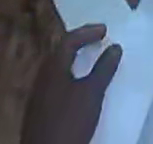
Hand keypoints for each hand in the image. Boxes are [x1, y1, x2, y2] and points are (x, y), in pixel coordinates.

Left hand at [21, 25, 121, 143]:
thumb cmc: (69, 122)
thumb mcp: (92, 93)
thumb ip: (104, 68)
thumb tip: (114, 47)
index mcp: (53, 69)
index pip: (69, 40)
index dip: (87, 32)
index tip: (105, 30)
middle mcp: (42, 79)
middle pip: (60, 53)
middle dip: (79, 44)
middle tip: (97, 41)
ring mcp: (38, 98)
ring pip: (57, 71)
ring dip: (75, 63)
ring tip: (92, 64)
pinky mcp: (38, 115)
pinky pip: (55, 86)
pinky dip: (70, 79)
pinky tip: (79, 90)